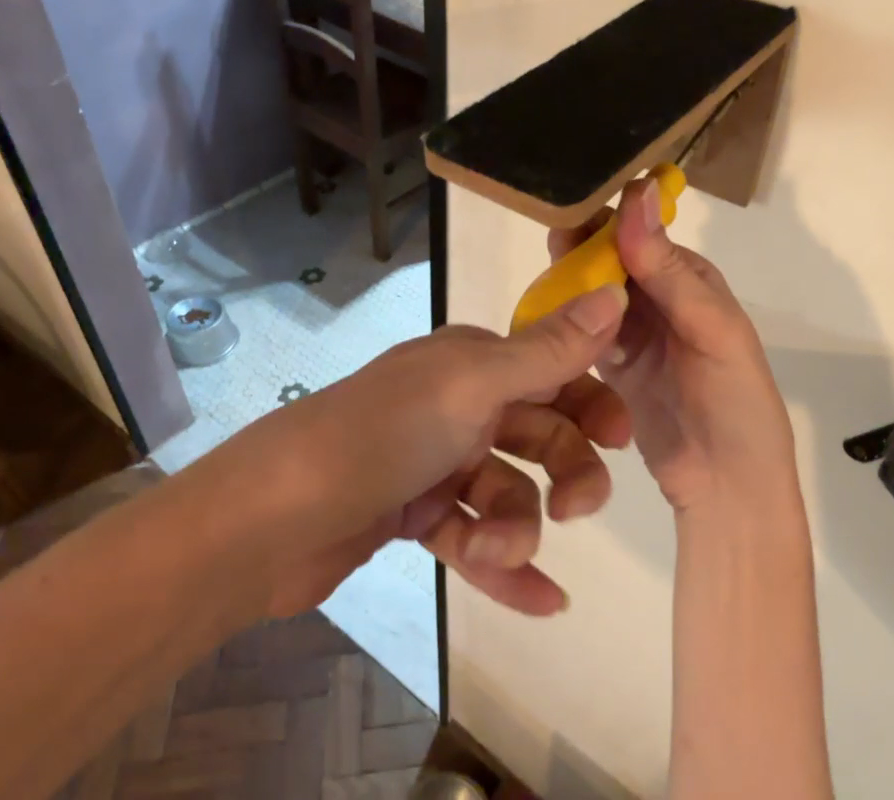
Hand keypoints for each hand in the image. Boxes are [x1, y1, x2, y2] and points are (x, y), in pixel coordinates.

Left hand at [263, 285, 633, 618]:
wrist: (272, 519)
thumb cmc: (382, 435)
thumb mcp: (473, 385)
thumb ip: (548, 351)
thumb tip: (614, 290)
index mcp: (470, 361)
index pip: (553, 371)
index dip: (591, 403)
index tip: (621, 440)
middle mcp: (456, 404)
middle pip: (539, 436)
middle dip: (566, 473)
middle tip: (576, 511)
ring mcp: (433, 462)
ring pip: (507, 495)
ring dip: (516, 529)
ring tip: (501, 554)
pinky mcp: (412, 516)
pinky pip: (474, 538)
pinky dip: (505, 567)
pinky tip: (543, 603)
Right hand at [548, 177, 796, 513]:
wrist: (728, 487)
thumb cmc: (736, 402)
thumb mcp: (712, 330)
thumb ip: (669, 270)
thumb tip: (636, 194)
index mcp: (692, 281)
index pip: (644, 235)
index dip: (610, 218)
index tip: (572, 204)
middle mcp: (662, 302)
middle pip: (613, 263)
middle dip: (583, 250)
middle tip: (551, 242)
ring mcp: (635, 337)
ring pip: (594, 298)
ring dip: (570, 286)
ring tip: (542, 281)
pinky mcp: (613, 370)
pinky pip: (584, 337)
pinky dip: (567, 327)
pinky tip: (543, 322)